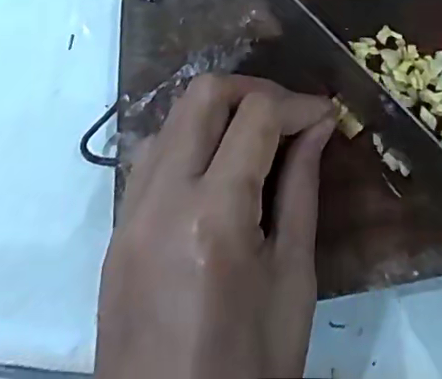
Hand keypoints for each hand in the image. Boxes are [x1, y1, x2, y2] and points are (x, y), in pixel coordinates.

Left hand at [97, 75, 336, 378]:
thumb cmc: (249, 367)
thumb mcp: (293, 281)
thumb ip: (302, 190)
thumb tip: (317, 127)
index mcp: (214, 216)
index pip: (256, 116)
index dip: (297, 104)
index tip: (325, 114)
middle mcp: (162, 198)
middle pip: (202, 95)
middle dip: (253, 91)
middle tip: (288, 116)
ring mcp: (130, 211)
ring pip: (171, 118)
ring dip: (217, 112)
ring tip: (256, 138)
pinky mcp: (116, 229)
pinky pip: (151, 157)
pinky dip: (188, 142)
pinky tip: (216, 169)